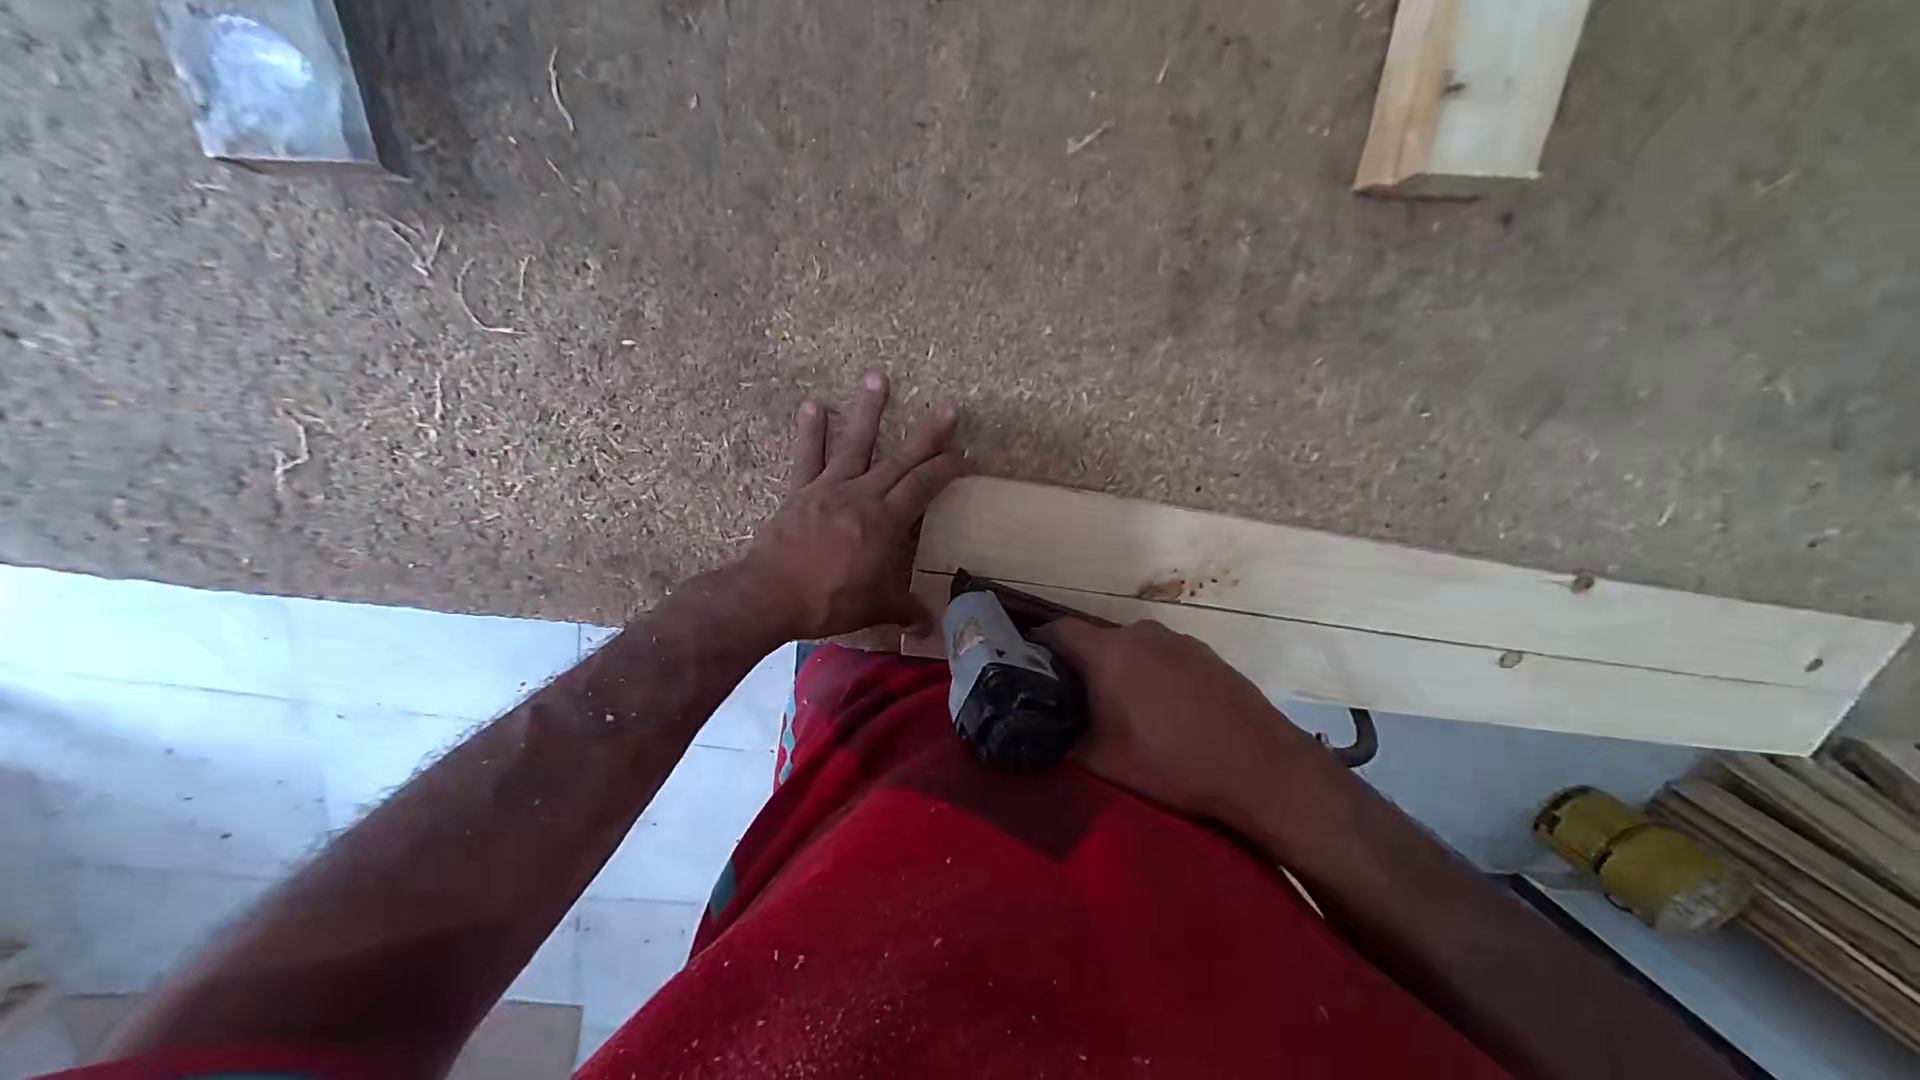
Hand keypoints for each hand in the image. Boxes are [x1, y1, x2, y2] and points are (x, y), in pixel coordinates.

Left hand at [740, 371, 966, 640]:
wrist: (771, 595)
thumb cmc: (829, 601)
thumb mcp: (876, 607)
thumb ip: (905, 610)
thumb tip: (929, 625)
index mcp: (886, 521)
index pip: (924, 487)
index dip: (946, 468)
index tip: (964, 452)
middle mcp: (862, 496)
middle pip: (901, 459)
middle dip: (927, 434)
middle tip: (947, 407)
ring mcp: (829, 488)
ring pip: (854, 444)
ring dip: (867, 411)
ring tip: (876, 377)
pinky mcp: (800, 492)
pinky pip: (807, 456)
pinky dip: (811, 431)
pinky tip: (813, 406)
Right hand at [1038, 619, 1345, 827]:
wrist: (1262, 769)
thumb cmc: (1174, 763)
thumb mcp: (1105, 761)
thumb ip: (1067, 740)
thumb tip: (1045, 732)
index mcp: (1109, 653)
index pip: (1058, 630)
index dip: (1039, 647)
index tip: (1031, 669)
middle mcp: (1142, 634)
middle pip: (1096, 640)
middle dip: (1082, 666)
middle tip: (1077, 702)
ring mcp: (1180, 641)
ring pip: (1133, 648)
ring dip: (1122, 670)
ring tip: (1126, 709)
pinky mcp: (1208, 654)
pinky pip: (1165, 656)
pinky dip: (1154, 674)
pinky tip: (1167, 710)